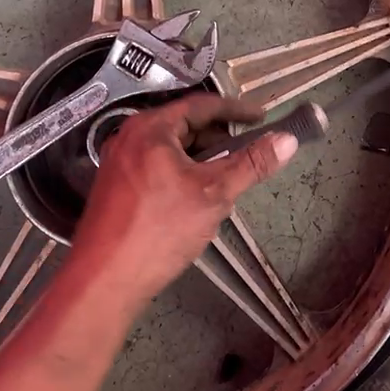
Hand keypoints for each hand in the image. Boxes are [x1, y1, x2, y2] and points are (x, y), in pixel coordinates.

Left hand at [70, 93, 297, 301]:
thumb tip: (288, 139)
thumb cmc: (159, 231)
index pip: (202, 106)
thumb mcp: (214, 194)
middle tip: (246, 153)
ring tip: (224, 179)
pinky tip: (194, 198)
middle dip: (219, 138)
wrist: (102, 284)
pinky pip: (156, 166)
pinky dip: (182, 172)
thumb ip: (252, 164)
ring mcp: (118, 163)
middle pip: (185, 126)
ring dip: (201, 158)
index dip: (237, 110)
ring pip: (171, 149)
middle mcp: (130, 138)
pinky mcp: (114, 188)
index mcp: (151, 129)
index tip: (263, 117)